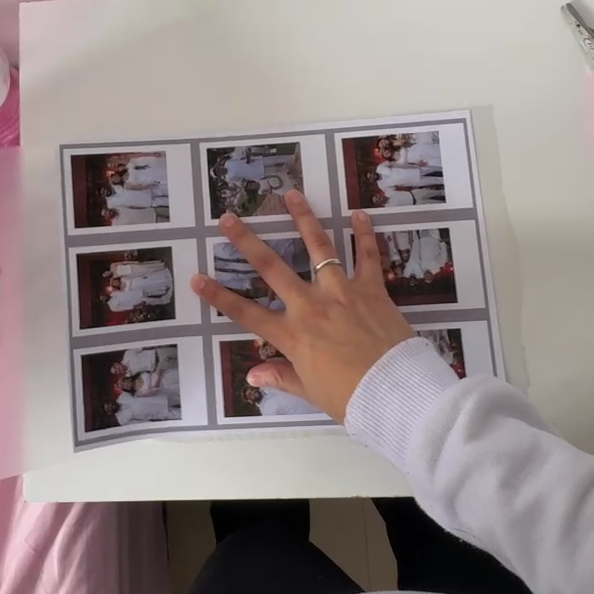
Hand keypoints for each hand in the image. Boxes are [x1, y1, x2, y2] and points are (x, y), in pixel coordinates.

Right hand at [190, 191, 412, 421]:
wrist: (397, 394)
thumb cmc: (352, 399)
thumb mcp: (312, 393)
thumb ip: (283, 378)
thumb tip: (253, 376)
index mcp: (293, 335)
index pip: (246, 314)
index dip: (219, 297)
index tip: (197, 278)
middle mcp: (311, 306)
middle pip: (272, 268)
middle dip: (247, 242)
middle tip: (228, 218)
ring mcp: (342, 293)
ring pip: (319, 248)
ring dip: (304, 219)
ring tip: (293, 194)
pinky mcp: (372, 289)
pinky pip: (368, 256)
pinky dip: (365, 234)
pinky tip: (359, 213)